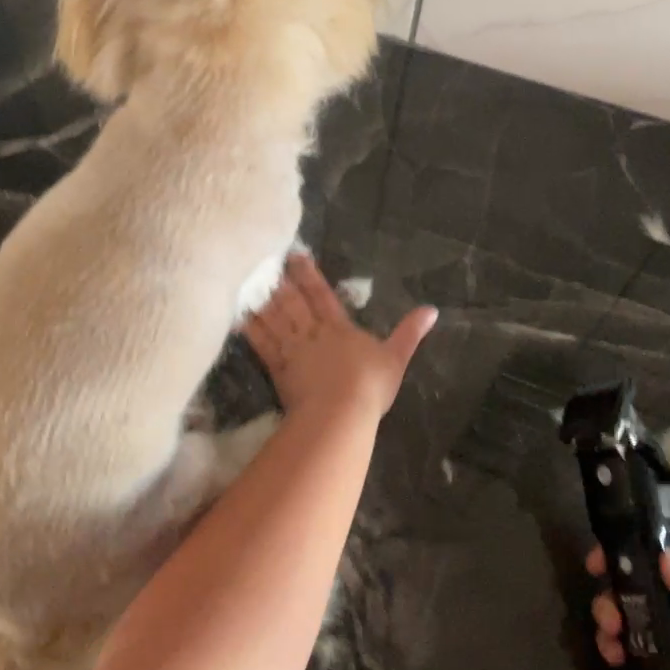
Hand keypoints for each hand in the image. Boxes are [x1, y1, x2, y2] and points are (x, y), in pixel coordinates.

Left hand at [241, 253, 436, 418]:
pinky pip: (261, 344)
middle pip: (292, 301)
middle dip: (279, 281)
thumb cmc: (370, 386)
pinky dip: (250, 329)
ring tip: (247, 283)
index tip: (295, 255)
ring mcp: (292, 349)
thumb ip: (410, 332)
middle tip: (263, 261)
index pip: (321, 294)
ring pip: (274, 317)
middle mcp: (312, 332)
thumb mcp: (396, 357)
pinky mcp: (278, 368)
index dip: (308, 274)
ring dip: (261, 300)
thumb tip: (432, 310)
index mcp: (339, 327)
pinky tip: (237, 317)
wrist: (340, 414)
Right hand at [587, 546, 669, 669]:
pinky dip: (609, 646)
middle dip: (615, 583)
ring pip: (625, 613)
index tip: (611, 547)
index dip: (643, 545)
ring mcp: (664, 649)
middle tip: (604, 593)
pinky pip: (620, 649)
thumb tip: (665, 555)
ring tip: (610, 636)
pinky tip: (614, 659)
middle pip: (640, 583)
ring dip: (608, 615)